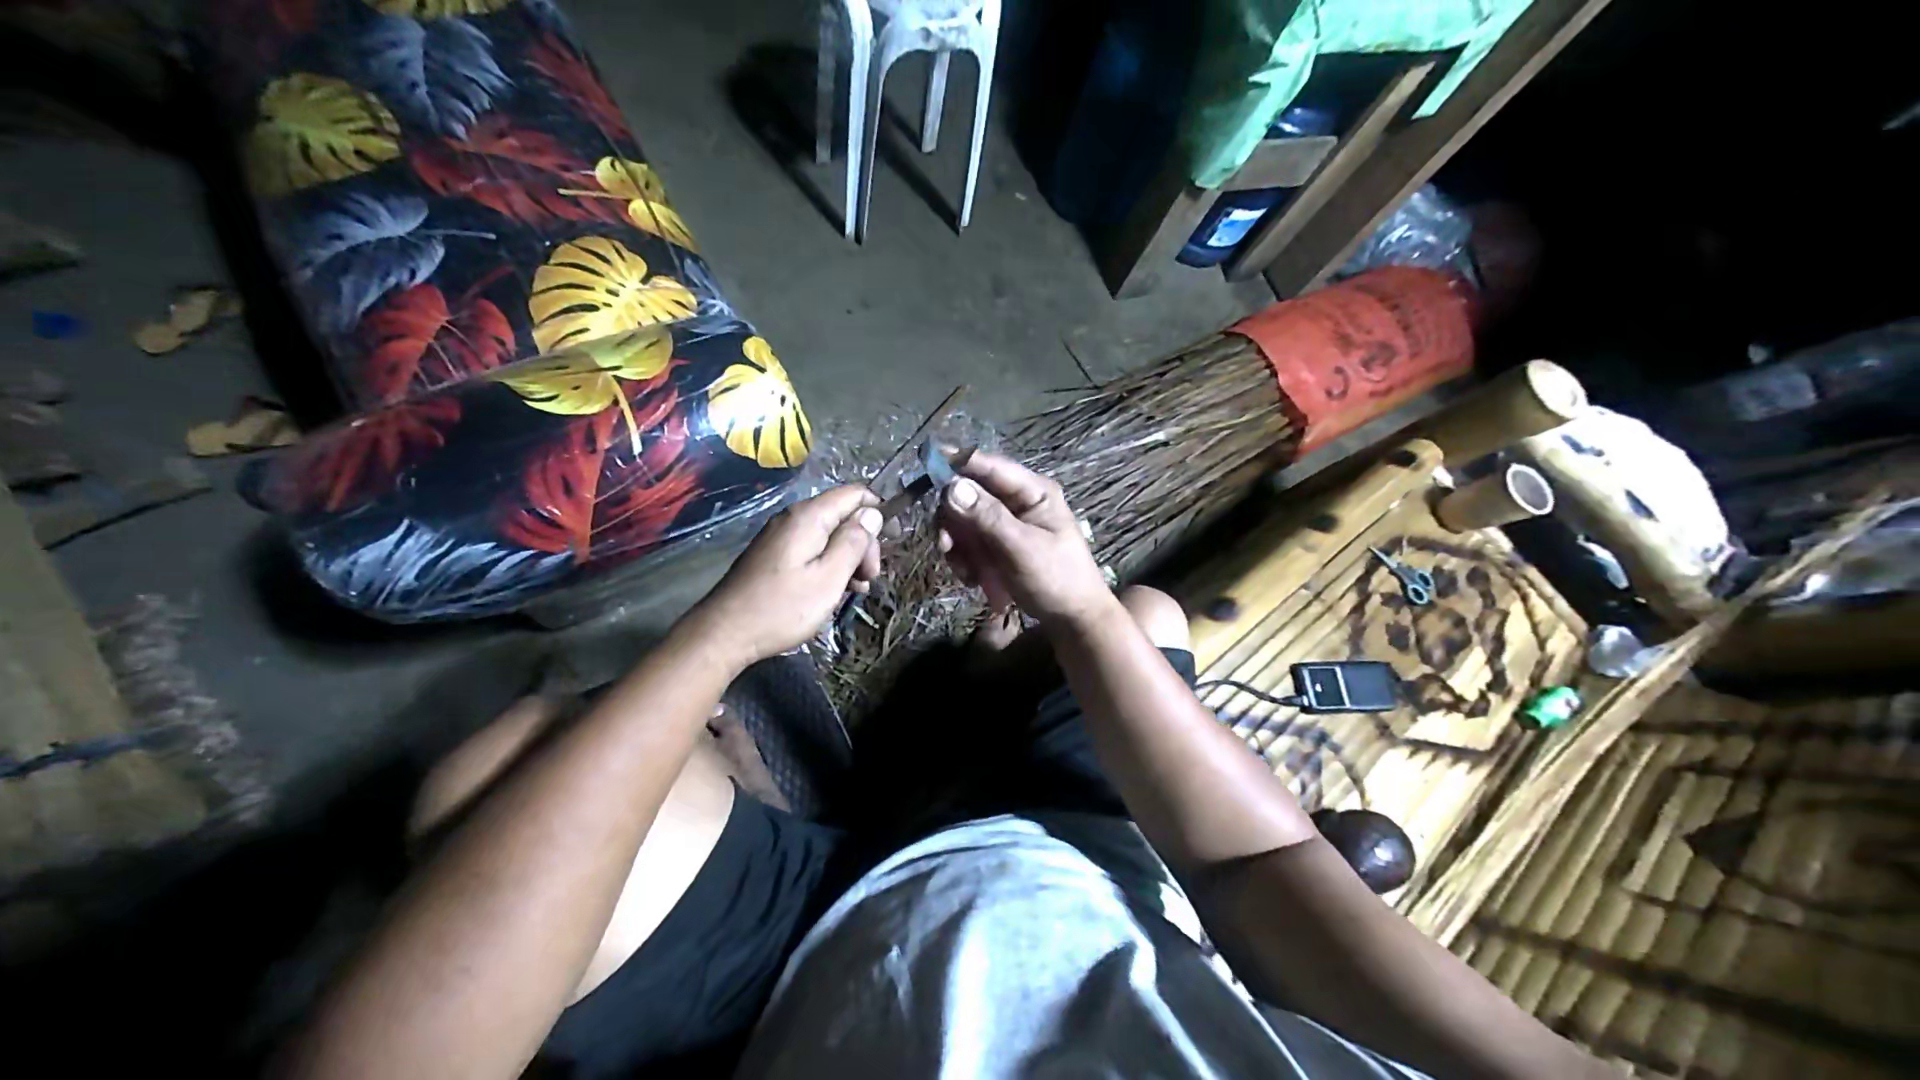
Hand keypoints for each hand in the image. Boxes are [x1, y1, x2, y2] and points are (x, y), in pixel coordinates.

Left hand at [687, 485, 881, 666]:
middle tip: (868, 579)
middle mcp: (793, 519)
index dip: (878, 512)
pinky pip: (812, 550)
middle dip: (863, 543)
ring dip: (848, 559)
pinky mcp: (775, 555)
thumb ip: (853, 542)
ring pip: (829, 536)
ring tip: (854, 591)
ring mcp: (781, 537)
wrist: (724, 633)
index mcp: (808, 517)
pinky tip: (832, 592)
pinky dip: (829, 566)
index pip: (854, 494)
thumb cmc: (782, 608)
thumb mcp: (829, 578)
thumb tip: (872, 514)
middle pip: (843, 516)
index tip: (891, 542)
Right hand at [936, 450, 1112, 627]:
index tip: (923, 462)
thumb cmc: (1056, 579)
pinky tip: (973, 579)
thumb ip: (988, 517)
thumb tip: (951, 486)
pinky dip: (965, 559)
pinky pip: (968, 542)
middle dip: (954, 520)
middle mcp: (1017, 500)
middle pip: (969, 493)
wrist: (1073, 620)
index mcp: (1032, 491)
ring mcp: (1006, 523)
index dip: (955, 462)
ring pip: (964, 520)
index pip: (988, 465)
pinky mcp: (997, 544)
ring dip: (958, 545)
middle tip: (947, 546)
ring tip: (967, 571)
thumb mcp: (1022, 548)